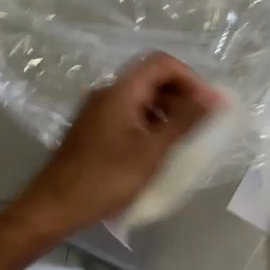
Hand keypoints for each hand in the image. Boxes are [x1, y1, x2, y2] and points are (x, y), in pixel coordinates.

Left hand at [7, 52, 221, 238]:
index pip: (161, 63)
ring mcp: (97, 111)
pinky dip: (150, 126)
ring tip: (184, 142)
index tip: (207, 107)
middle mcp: (107, 93)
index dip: (190, 78)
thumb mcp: (152, 150)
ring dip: (166, 113)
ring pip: (141, 99)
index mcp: (121, 90)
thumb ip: (185, 121)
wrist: (55, 205)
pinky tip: (158, 152)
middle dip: (180, 96)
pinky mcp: (94, 130)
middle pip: (151, 78)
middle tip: (200, 125)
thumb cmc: (105, 178)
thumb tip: (215, 97)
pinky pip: (129, 116)